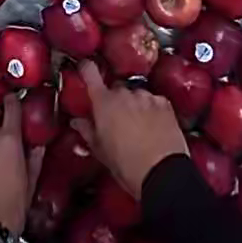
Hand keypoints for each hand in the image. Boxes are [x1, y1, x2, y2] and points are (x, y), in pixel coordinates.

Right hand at [74, 61, 187, 196]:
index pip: (90, 72)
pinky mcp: (164, 103)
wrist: (162, 174)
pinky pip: (154, 101)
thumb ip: (87, 131)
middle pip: (116, 88)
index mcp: (103, 102)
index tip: (85, 69)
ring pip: (136, 94)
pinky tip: (155, 126)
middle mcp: (124, 93)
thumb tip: (77, 121)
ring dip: (135, 105)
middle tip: (118, 120)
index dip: (86, 69)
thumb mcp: (101, 151)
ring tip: (139, 126)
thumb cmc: (127, 165)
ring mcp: (145, 96)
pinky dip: (153, 109)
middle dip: (115, 100)